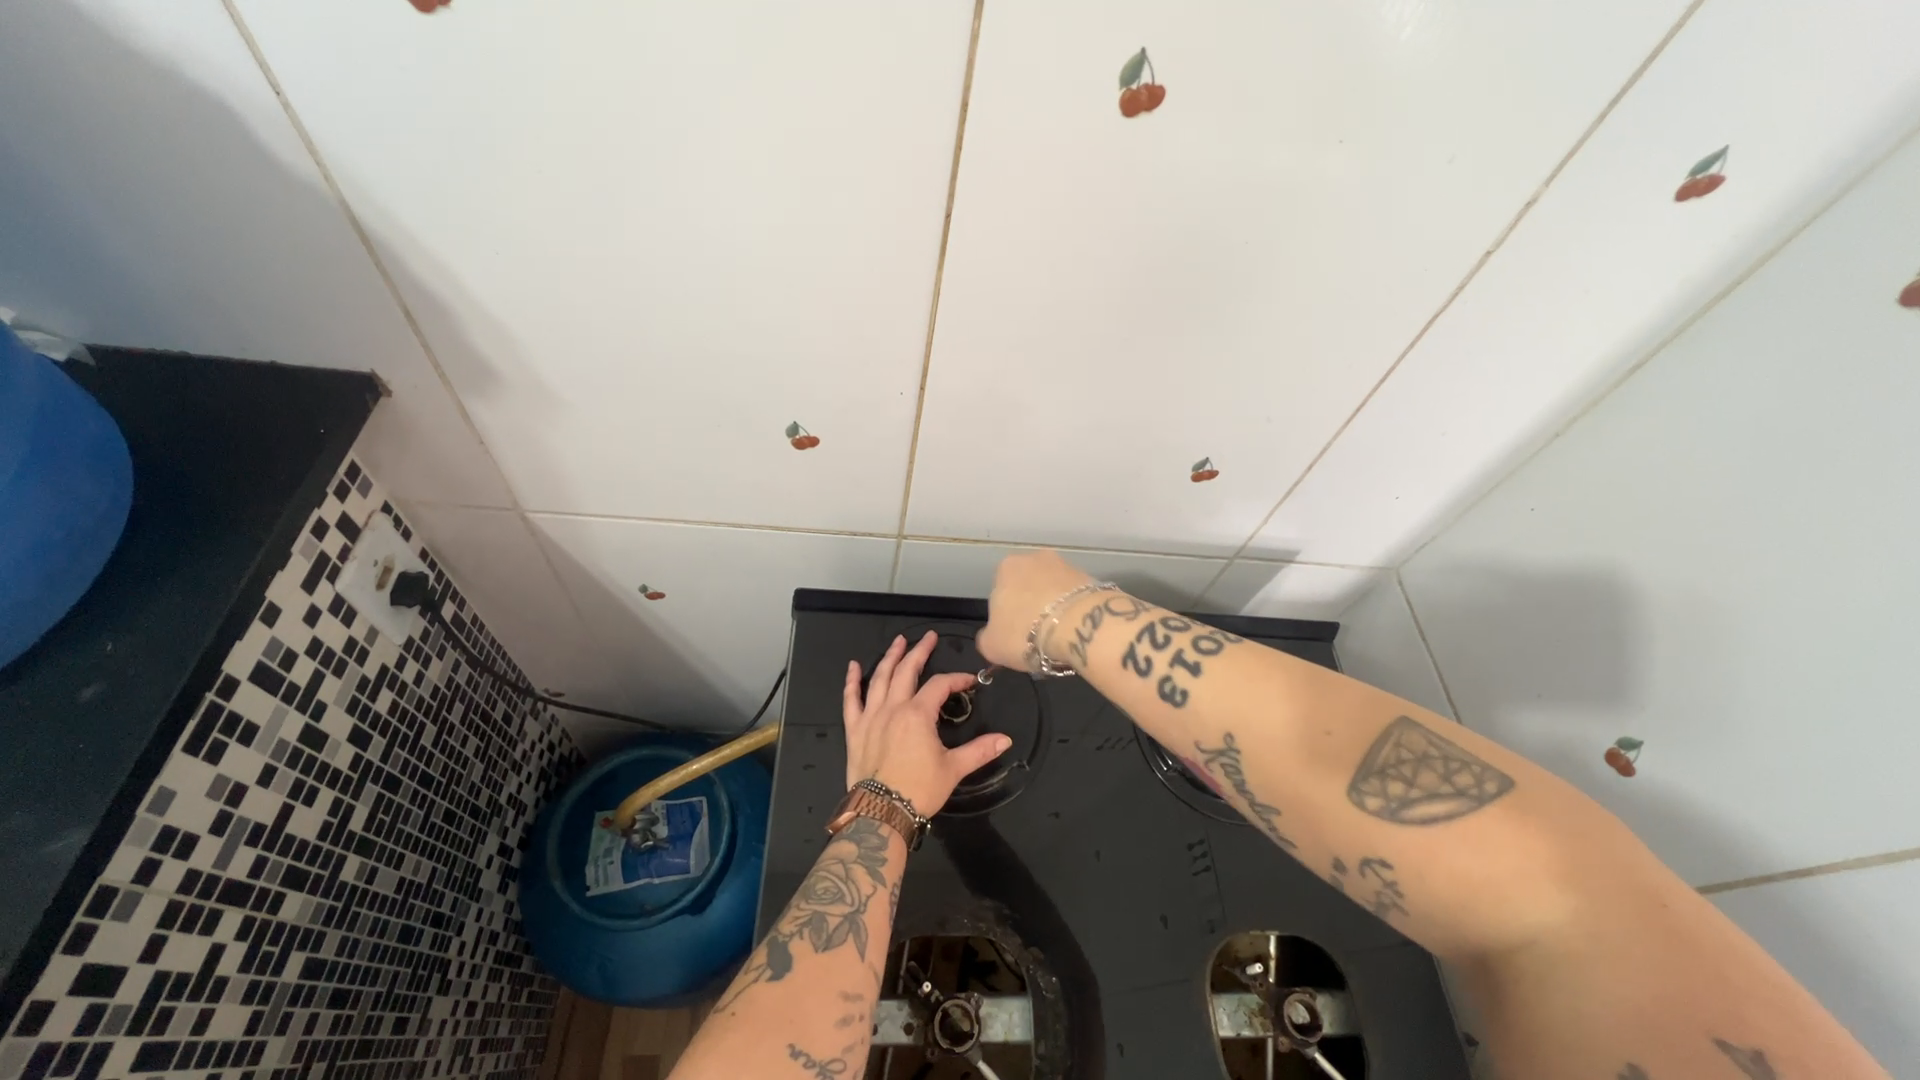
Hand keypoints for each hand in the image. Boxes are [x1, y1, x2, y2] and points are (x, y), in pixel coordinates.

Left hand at [843, 632, 1011, 816]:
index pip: (940, 685)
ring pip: (879, 679)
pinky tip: (853, 668)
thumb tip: (1005, 740)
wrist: (880, 812)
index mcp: (918, 714)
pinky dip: (851, 682)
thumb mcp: (953, 769)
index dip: (956, 679)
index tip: (969, 681)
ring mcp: (870, 717)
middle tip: (928, 637)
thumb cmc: (919, 790)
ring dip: (889, 657)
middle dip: (919, 652)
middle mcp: (893, 708)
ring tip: (898, 642)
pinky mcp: (854, 730)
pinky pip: (851, 700)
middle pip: (906, 671)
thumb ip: (979, 750)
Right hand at [975, 551, 1097, 670]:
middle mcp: (1035, 558)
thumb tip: (990, 636)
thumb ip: (986, 638)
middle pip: (1029, 587)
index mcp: (1005, 568)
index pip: (1000, 592)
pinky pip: (1076, 598)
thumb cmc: (1025, 632)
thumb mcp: (992, 646)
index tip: (1014, 635)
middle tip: (1036, 637)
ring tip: (1058, 637)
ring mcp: (1066, 565)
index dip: (1006, 616)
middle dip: (1031, 607)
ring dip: (1054, 608)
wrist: (1078, 626)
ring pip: (1053, 591)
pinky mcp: (1091, 578)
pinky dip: (1074, 612)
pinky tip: (1074, 631)